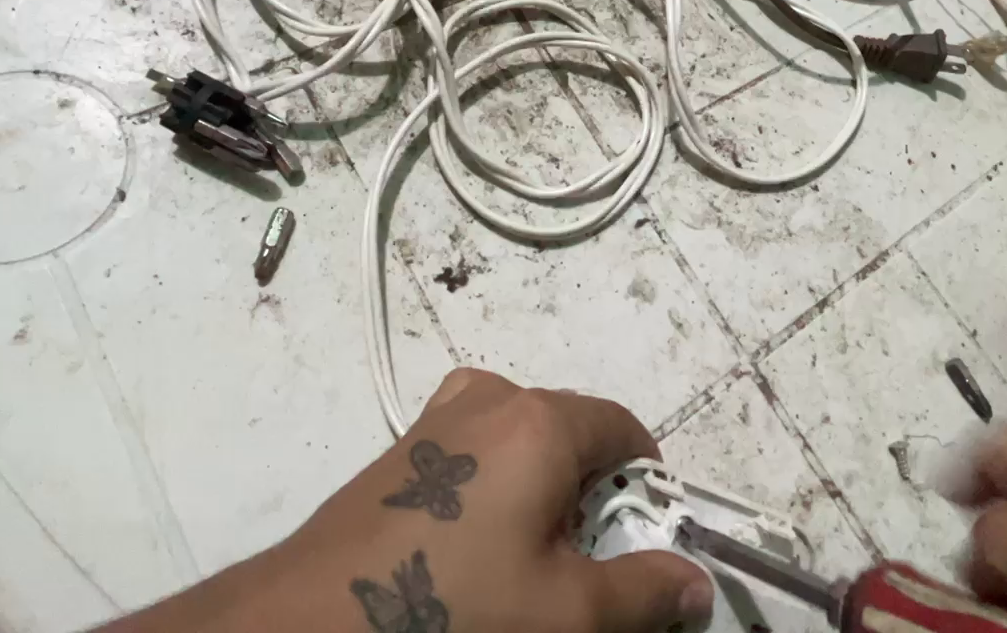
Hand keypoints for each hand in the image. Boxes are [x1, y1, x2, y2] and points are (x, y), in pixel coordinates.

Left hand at [106, 368, 712, 632]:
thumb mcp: (565, 613)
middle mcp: (492, 396)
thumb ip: (642, 592)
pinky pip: (477, 447)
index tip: (641, 535)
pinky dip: (498, 483)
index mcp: (540, 419)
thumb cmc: (455, 606)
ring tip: (527, 555)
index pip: (622, 427)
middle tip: (580, 559)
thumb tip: (696, 582)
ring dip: (543, 487)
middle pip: (571, 430)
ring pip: (522, 438)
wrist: (310, 619)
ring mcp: (441, 414)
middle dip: (591, 490)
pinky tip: (475, 544)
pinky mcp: (406, 443)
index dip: (645, 480)